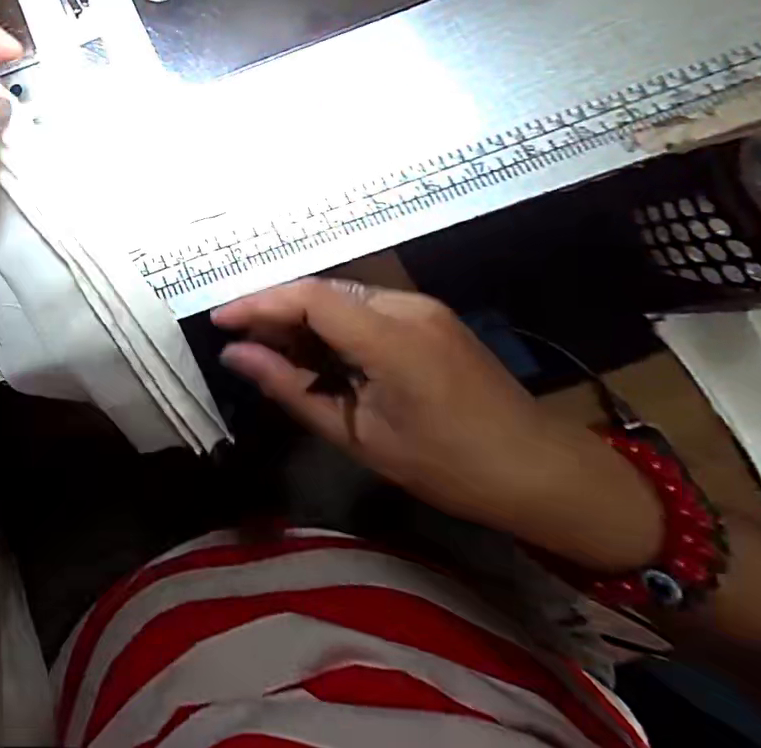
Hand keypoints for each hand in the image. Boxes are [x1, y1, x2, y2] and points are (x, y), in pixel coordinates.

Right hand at [213, 278, 663, 570]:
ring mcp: (423, 307)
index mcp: (391, 336)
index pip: (309, 297)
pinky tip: (318, 351)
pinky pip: (367, 307)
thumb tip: (236, 356)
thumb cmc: (449, 467)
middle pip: (323, 291)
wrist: (540, 469)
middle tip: (240, 343)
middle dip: (275, 310)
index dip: (258, 303)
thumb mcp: (360, 436)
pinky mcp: (431, 315)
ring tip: (271, 350)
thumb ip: (292, 389)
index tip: (220, 322)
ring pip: (343, 297)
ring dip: (303, 317)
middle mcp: (406, 305)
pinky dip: (332, 323)